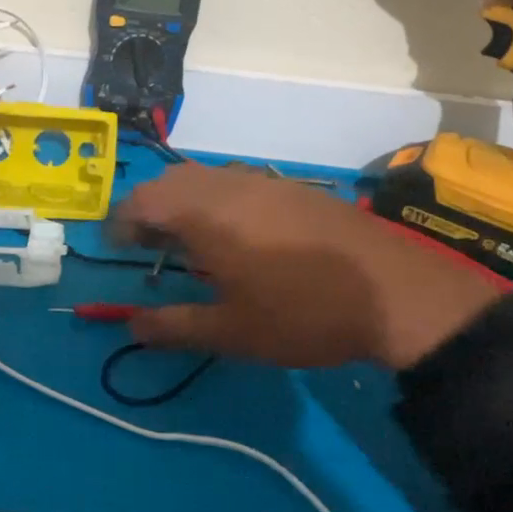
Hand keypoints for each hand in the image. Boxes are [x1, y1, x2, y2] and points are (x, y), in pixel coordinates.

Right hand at [113, 163, 507, 368]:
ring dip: (185, 203)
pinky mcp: (292, 187)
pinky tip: (239, 238)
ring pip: (204, 179)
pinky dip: (217, 201)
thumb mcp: (232, 332)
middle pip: (170, 183)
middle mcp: (227, 185)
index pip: (141, 201)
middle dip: (150, 210)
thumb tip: (130, 326)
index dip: (121, 223)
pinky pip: (236, 183)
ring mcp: (264, 181)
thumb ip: (174, 327)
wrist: (394, 291)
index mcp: (204, 213)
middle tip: (150, 248)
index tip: (118, 250)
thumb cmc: (302, 313)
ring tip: (192, 245)